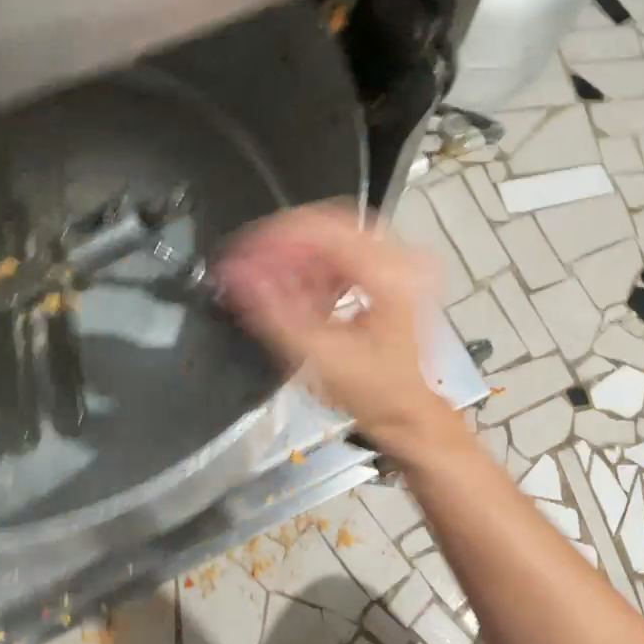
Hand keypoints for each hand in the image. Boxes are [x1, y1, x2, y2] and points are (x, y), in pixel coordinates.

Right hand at [214, 202, 455, 454]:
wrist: (406, 413)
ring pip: (331, 241)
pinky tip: (288, 289)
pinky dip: (311, 269)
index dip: (275, 239)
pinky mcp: (388, 274)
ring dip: (293, 258)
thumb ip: (276, 313)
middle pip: (326, 229)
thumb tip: (237, 276)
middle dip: (281, 247)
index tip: (241, 255)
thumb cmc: (373, 392)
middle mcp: (398, 258)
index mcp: (390, 272)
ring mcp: (396, 264)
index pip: (324, 231)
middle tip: (246, 267)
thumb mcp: (320, 356)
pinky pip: (341, 256)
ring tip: (261, 280)